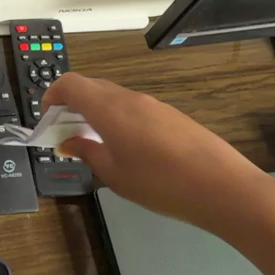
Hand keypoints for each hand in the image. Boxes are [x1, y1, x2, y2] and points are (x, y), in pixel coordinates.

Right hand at [42, 74, 274, 235]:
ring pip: (114, 98)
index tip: (48, 120)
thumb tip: (70, 143)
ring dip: (96, 112)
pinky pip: (135, 108)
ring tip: (97, 144)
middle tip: (67, 134)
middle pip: (91, 87)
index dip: (52, 97)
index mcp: (109, 108)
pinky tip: (129, 150)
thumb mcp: (114, 175)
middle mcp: (130, 99)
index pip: (70, 84)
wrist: (226, 189)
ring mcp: (155, 105)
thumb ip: (88, 153)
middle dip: (72, 105)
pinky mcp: (173, 116)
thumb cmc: (161, 184)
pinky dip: (119, 119)